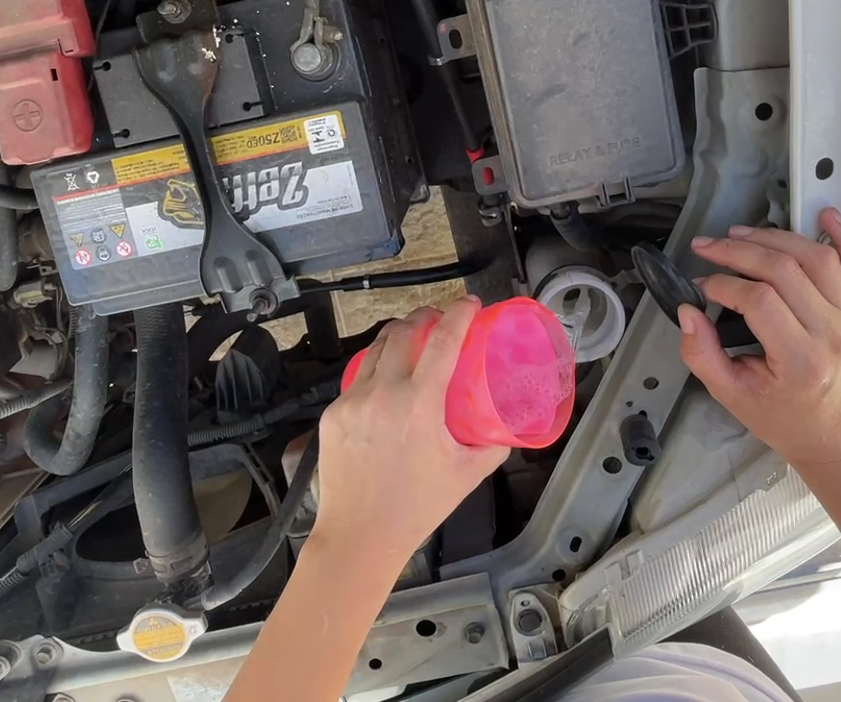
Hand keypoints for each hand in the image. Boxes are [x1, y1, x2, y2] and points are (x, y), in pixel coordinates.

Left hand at [313, 296, 508, 566]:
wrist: (358, 537)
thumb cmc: (415, 509)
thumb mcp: (466, 475)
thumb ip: (492, 446)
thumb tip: (506, 426)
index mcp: (418, 404)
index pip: (442, 340)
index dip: (459, 314)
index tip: (470, 303)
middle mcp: (382, 393)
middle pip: (402, 331)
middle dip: (424, 316)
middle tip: (439, 318)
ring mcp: (352, 401)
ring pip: (375, 348)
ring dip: (397, 334)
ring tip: (412, 336)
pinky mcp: (333, 413)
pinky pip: (356, 378)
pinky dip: (376, 369)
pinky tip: (385, 377)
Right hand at [678, 207, 840, 467]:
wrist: (824, 430)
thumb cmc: (776, 414)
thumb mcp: (727, 393)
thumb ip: (700, 354)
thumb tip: (687, 311)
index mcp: (801, 360)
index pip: (759, 300)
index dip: (723, 284)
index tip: (700, 286)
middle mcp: (832, 334)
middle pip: (785, 270)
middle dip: (738, 251)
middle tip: (706, 247)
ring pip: (816, 258)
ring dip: (775, 237)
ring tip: (739, 233)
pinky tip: (826, 215)